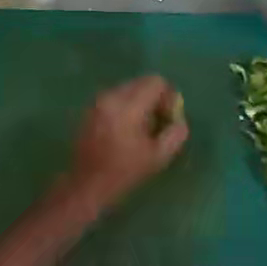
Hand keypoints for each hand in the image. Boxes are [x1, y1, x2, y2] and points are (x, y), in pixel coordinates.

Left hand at [65, 75, 188, 211]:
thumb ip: (174, 134)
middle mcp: (111, 96)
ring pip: (128, 88)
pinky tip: (125, 128)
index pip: (155, 82)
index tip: (168, 117)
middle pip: (141, 82)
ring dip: (140, 101)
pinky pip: (116, 96)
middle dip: (154, 98)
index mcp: (128, 106)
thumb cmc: (124, 172)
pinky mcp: (91, 107)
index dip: (168, 96)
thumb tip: (179, 118)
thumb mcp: (158, 157)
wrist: (87, 184)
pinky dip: (126, 105)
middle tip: (158, 122)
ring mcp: (99, 100)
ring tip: (142, 127)